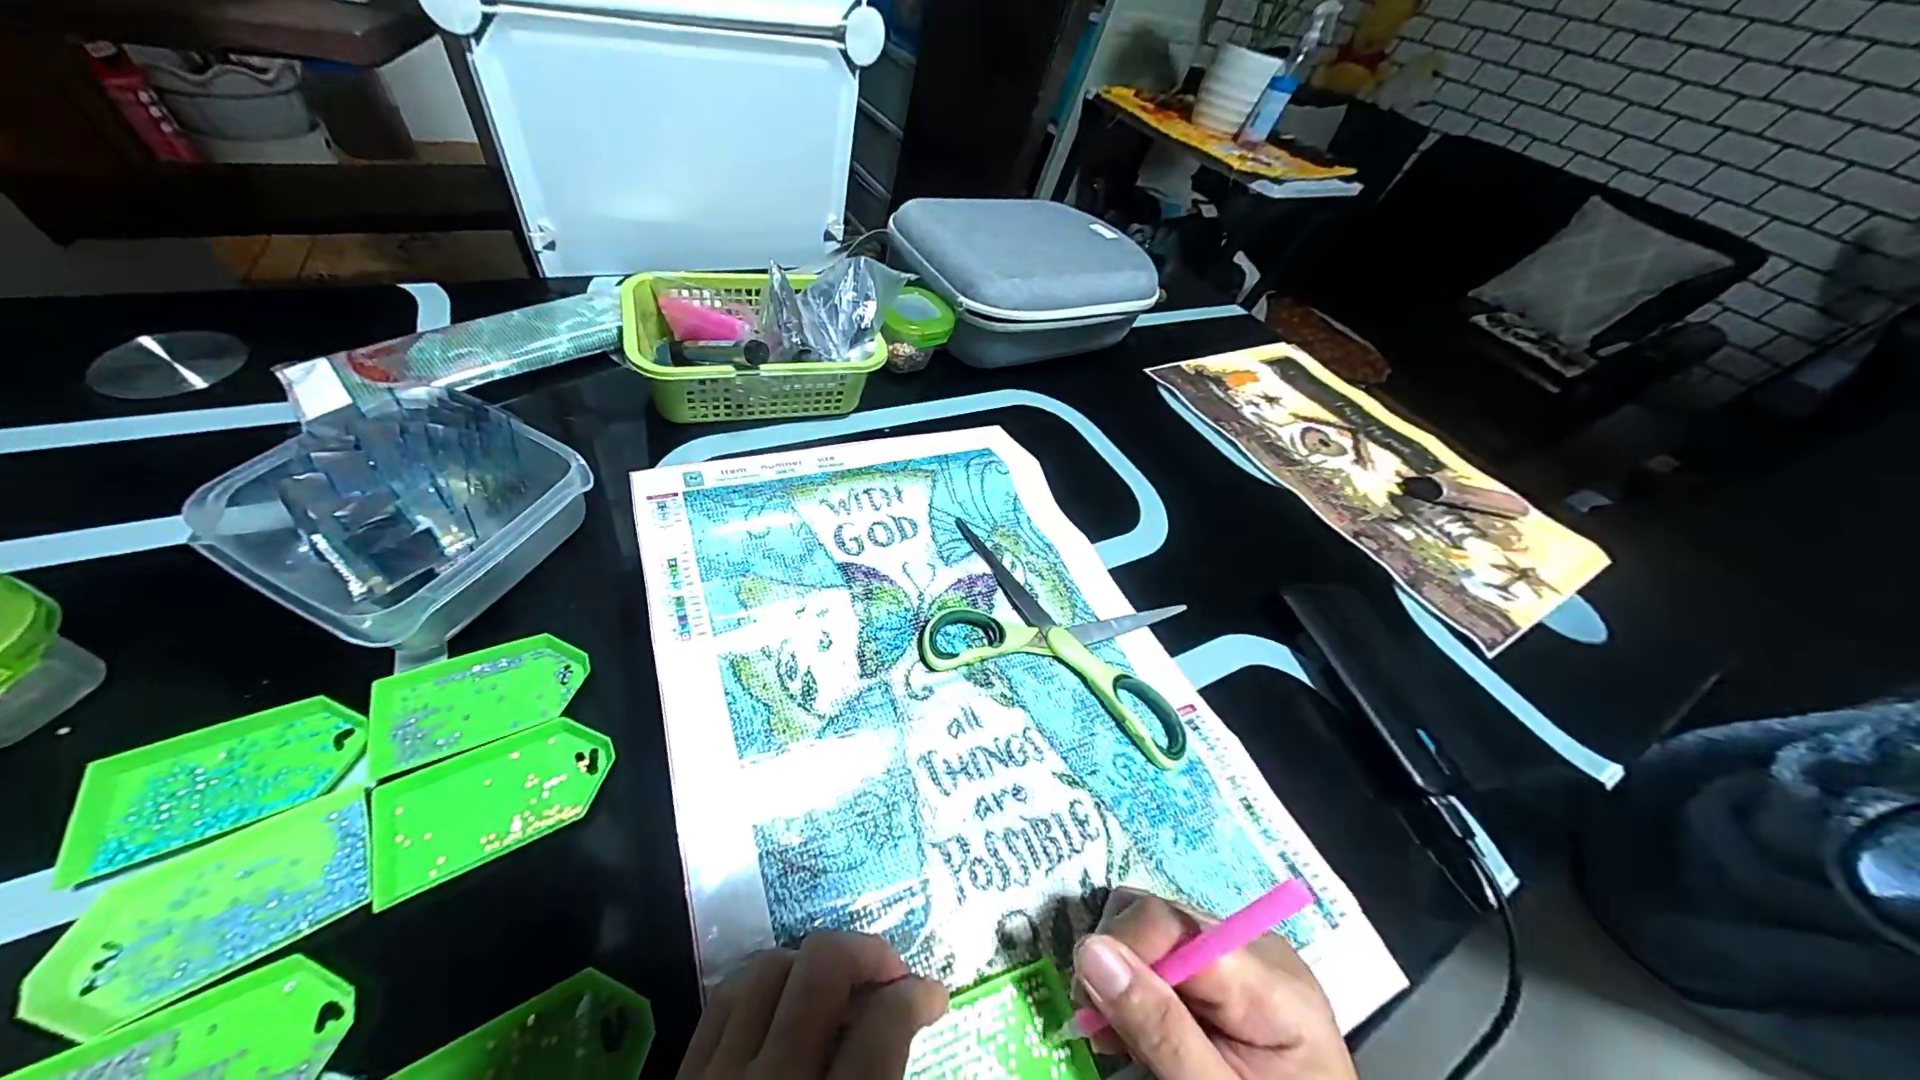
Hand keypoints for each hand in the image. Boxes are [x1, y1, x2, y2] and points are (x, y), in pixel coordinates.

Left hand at [677, 930, 948, 1079]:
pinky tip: (782, 999)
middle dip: (866, 954)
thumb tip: (913, 1017)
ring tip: (836, 988)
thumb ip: (886, 1074)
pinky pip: (721, 998)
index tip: (932, 996)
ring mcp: (716, 1078)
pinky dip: (759, 983)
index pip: (883, 1024)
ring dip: (811, 965)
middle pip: (822, 968)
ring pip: (769, 968)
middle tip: (889, 976)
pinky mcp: (682, 1078)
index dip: (918, 996)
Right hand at [1072, 889, 1356, 1079]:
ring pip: (1153, 929)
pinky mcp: (1227, 966)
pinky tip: (1139, 1028)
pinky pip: (1167, 950)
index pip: (1170, 922)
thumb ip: (1160, 1028)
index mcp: (1268, 977)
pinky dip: (1140, 984)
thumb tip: (1088, 949)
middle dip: (1117, 964)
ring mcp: (1242, 952)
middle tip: (1104, 1032)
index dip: (1118, 952)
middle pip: (1159, 917)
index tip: (1090, 1009)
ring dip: (1124, 975)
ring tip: (1122, 1037)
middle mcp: (1254, 944)